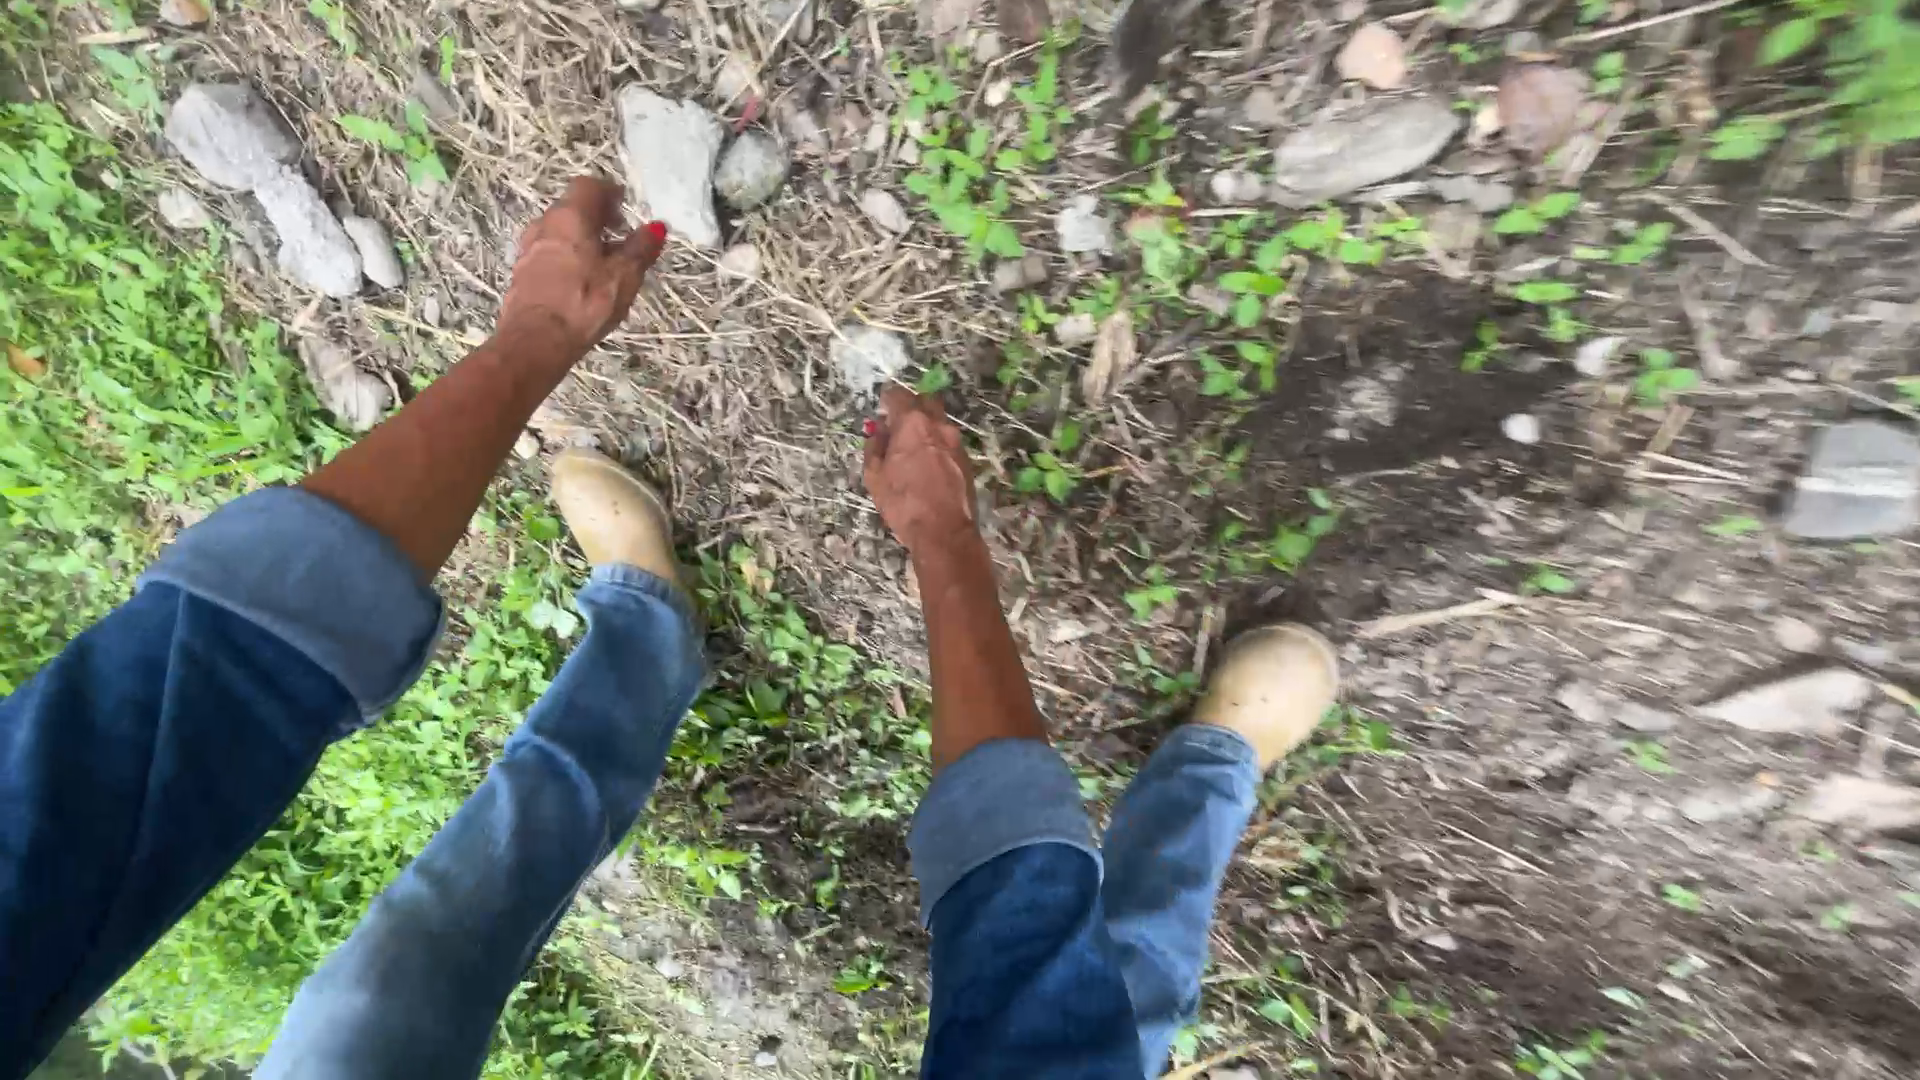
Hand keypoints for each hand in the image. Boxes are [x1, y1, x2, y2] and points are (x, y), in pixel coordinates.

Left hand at [498, 176, 665, 356]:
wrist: (537, 339)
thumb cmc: (585, 302)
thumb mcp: (624, 276)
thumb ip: (640, 249)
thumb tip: (656, 227)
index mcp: (570, 217)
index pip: (589, 187)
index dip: (610, 192)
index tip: (626, 206)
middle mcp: (545, 224)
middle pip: (572, 207)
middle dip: (598, 216)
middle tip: (620, 234)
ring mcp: (530, 247)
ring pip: (560, 231)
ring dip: (583, 237)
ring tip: (604, 261)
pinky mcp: (524, 270)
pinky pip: (550, 251)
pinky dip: (569, 255)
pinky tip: (582, 279)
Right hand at [864, 386, 976, 556]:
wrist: (944, 532)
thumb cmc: (903, 504)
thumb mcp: (875, 476)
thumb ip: (875, 447)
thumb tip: (878, 432)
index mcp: (913, 424)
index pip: (899, 396)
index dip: (888, 400)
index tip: (882, 408)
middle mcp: (938, 426)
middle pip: (926, 401)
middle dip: (911, 407)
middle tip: (898, 424)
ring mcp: (956, 443)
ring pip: (940, 422)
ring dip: (926, 427)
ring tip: (912, 448)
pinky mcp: (966, 460)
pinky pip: (949, 442)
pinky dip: (937, 444)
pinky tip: (928, 464)